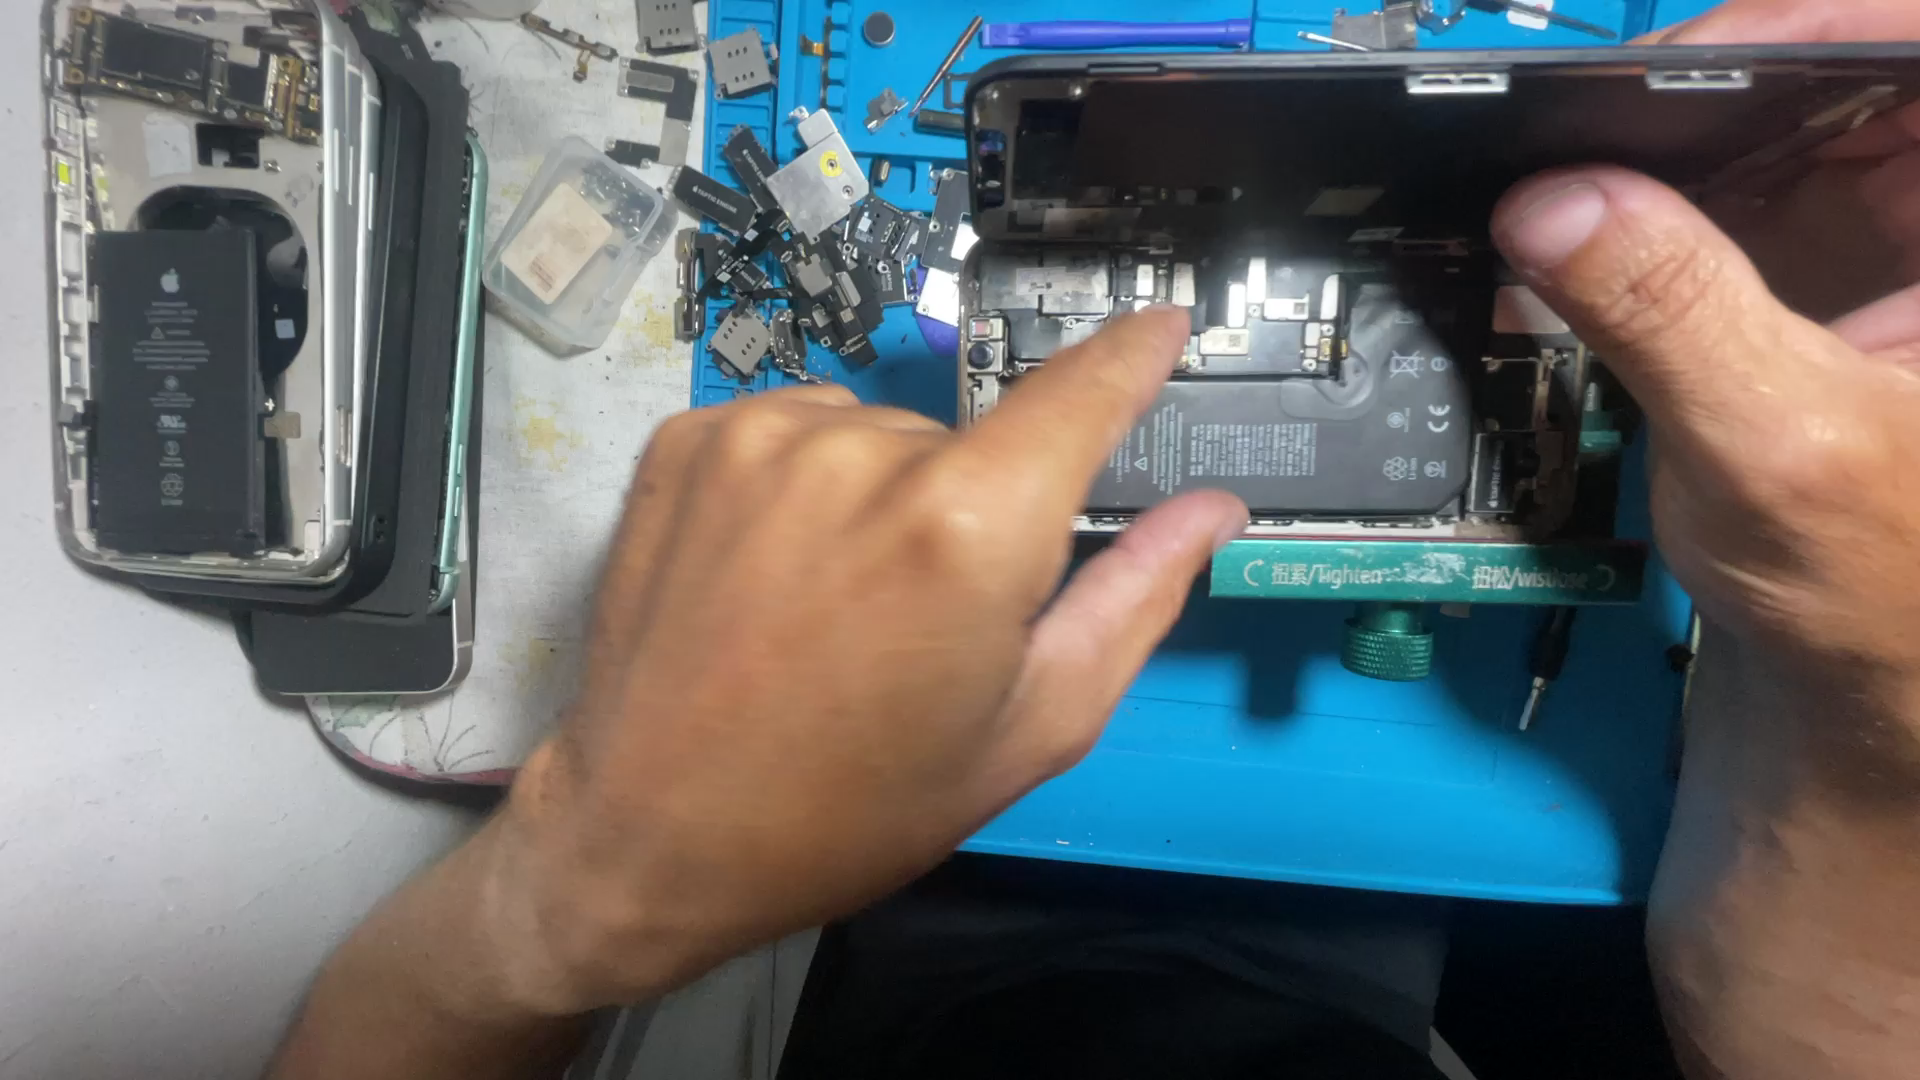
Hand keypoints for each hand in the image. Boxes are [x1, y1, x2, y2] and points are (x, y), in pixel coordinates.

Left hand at [479, 308, 1245, 1013]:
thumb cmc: (862, 804)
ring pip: (880, 438)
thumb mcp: (1031, 726)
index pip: (1075, 400)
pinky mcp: (687, 440)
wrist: (653, 834)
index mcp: (965, 527)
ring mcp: (761, 434)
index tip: (1158, 324)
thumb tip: (1209, 509)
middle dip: (974, 511)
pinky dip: (812, 481)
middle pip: (969, 445)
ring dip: (887, 495)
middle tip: (922, 613)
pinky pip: (799, 432)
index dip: (1127, 358)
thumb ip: (1135, 600)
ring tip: (837, 596)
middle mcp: (863, 450)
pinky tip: (776, 566)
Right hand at [1490, 1, 1919, 751]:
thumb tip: (1540, 202)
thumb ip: (1665, 309)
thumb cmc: (1872, 568)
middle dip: (1689, 97)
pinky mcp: (1814, 259)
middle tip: (1553, 145)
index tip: (1634, 89)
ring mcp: (1890, 220)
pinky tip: (1568, 242)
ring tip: (1541, 190)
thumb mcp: (1768, 436)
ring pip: (1769, 126)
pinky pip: (1723, 194)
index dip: (1794, 30)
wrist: (1870, 651)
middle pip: (1836, 70)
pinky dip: (1636, 209)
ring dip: (1648, 156)